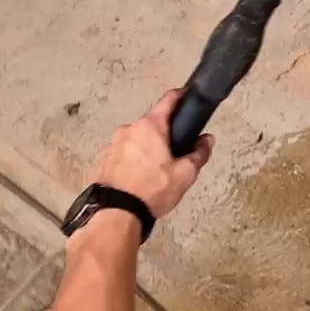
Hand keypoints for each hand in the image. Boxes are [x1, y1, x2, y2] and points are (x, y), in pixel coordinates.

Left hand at [88, 89, 214, 219]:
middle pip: (152, 124)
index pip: (168, 100)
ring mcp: (112, 145)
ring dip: (145, 149)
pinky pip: (122, 155)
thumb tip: (207, 140)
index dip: (180, 96)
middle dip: (163, 135)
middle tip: (175, 153)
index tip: (187, 96)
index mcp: (150, 127)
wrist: (116, 214)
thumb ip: (199, 154)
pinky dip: (131, 162)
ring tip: (155, 172)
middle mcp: (128, 130)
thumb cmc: (152, 190)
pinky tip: (138, 179)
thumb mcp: (185, 174)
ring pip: (136, 141)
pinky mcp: (102, 161)